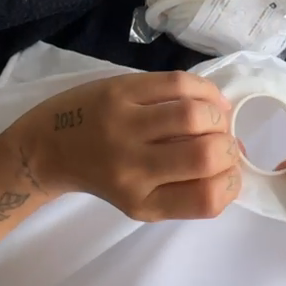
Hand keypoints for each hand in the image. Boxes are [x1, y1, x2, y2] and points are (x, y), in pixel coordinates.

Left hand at [13, 71, 240, 220]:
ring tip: (216, 116)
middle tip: (224, 140)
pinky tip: (207, 96)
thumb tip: (236, 155)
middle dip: (228, 146)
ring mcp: (124, 125)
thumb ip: (186, 184)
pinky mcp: (119, 91)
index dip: (232, 183)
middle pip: (205, 156)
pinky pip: (175, 83)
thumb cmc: (103, 173)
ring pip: (192, 115)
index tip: (230, 171)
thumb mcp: (141, 198)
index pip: (206, 200)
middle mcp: (133, 167)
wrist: (48, 146)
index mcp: (142, 202)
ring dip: (217, 115)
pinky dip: (203, 88)